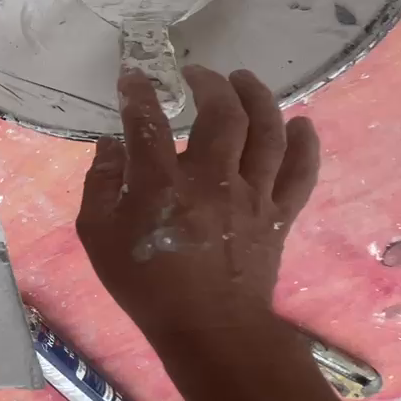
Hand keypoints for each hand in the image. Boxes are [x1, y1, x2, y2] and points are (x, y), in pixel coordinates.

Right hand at [77, 67, 320, 354]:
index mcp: (159, 185)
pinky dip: (305, 143)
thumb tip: (112, 145)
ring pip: (268, 134)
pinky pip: (300, 171)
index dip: (139, 93)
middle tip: (196, 72)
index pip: (148, 123)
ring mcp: (251, 196)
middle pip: (223, 117)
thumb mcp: (95, 231)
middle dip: (210, 85)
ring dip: (258, 99)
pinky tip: (300, 122)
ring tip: (243, 79)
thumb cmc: (141, 279)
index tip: (132, 76)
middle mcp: (211, 181)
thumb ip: (100, 182)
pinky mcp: (277, 213)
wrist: (208, 327)